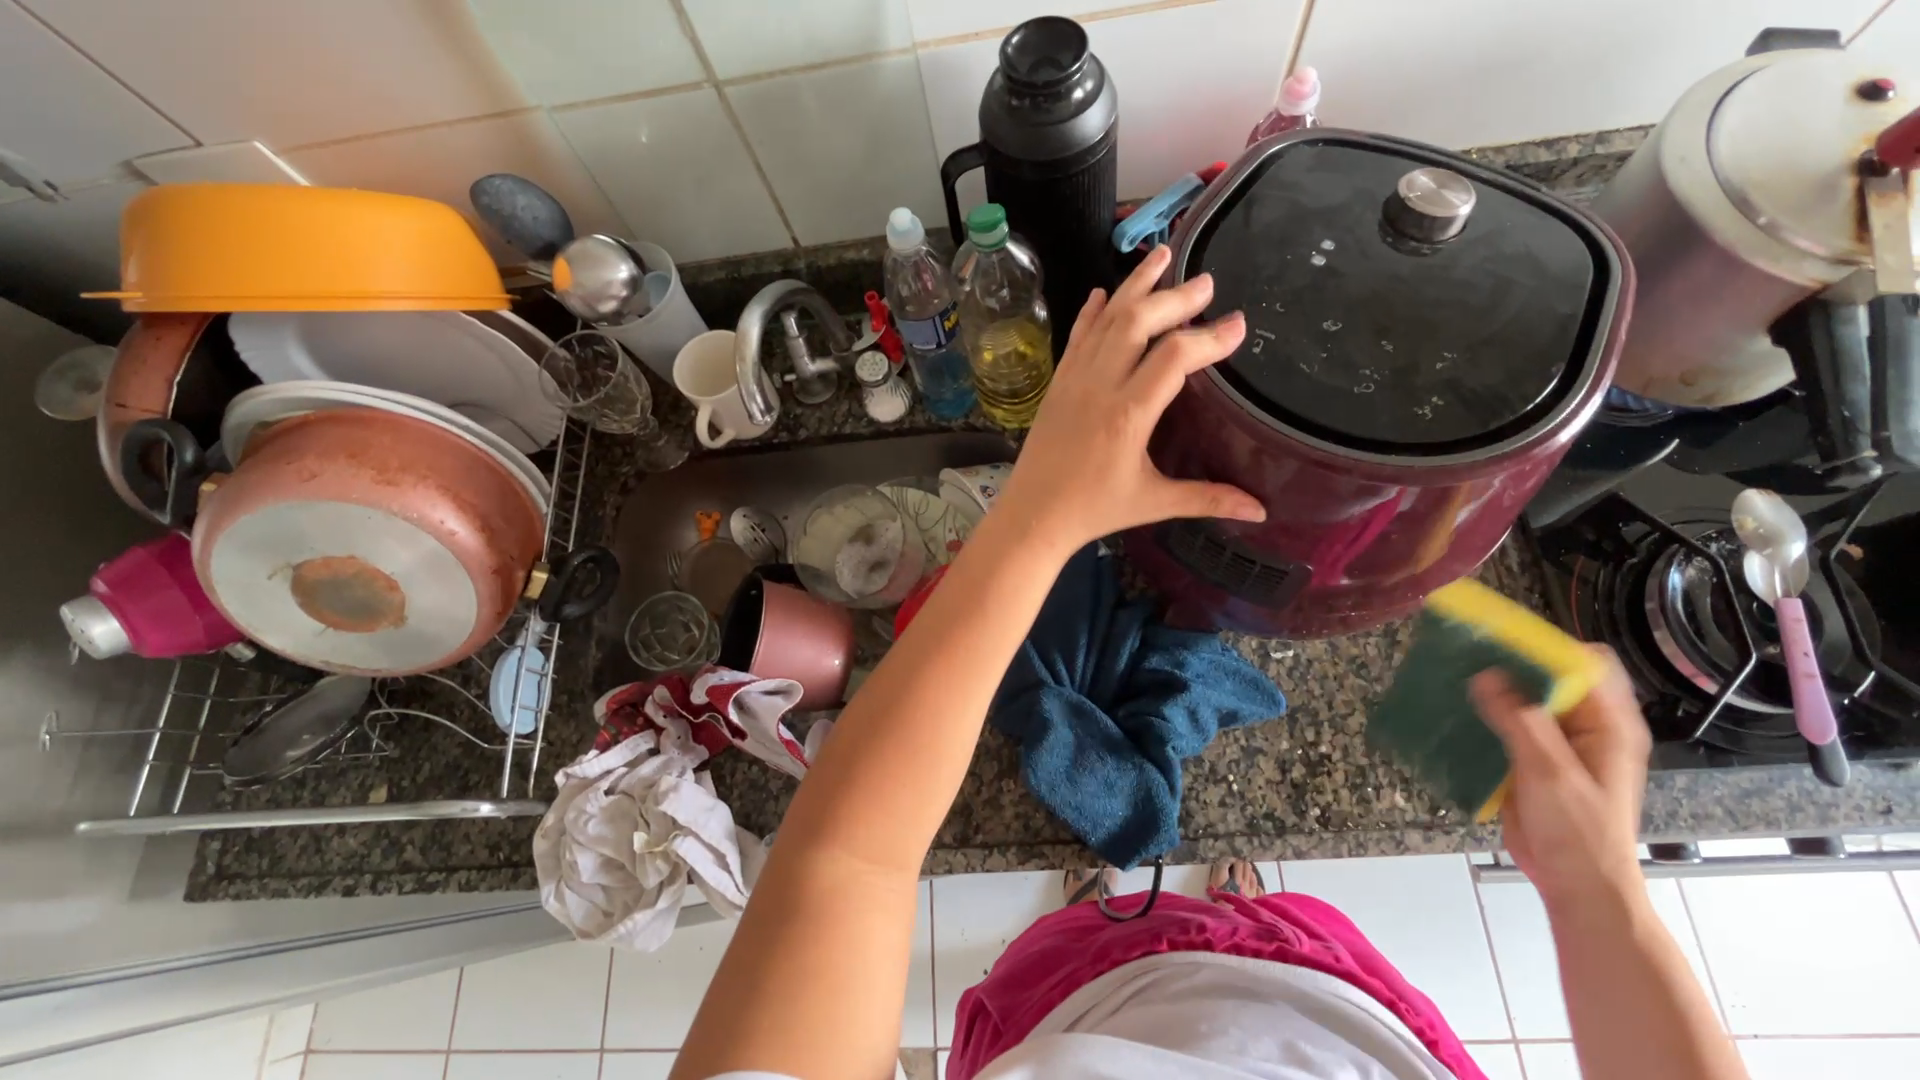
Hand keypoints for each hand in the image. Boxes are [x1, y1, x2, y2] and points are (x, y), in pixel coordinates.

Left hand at [996, 245, 1265, 553]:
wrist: (1032, 516)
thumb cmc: (1093, 511)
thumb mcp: (1154, 503)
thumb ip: (1208, 498)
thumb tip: (1260, 511)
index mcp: (1128, 414)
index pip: (1175, 357)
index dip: (1209, 337)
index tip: (1238, 324)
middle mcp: (1099, 386)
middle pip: (1138, 323)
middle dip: (1174, 297)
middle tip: (1207, 281)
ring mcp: (1074, 380)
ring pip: (1106, 321)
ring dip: (1135, 287)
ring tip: (1162, 256)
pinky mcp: (1057, 384)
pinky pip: (1077, 337)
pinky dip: (1092, 312)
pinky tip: (1104, 293)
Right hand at [1470, 648, 1651, 912]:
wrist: (1576, 885)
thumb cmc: (1579, 831)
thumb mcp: (1551, 772)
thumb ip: (1521, 721)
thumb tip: (1487, 676)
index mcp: (1608, 725)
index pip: (1587, 664)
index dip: (1549, 648)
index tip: (1504, 640)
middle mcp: (1585, 728)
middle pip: (1550, 679)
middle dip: (1511, 665)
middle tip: (1468, 654)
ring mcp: (1557, 745)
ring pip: (1523, 701)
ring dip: (1492, 690)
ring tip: (1453, 676)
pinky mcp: (1531, 762)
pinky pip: (1506, 727)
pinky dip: (1483, 716)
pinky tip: (1454, 711)